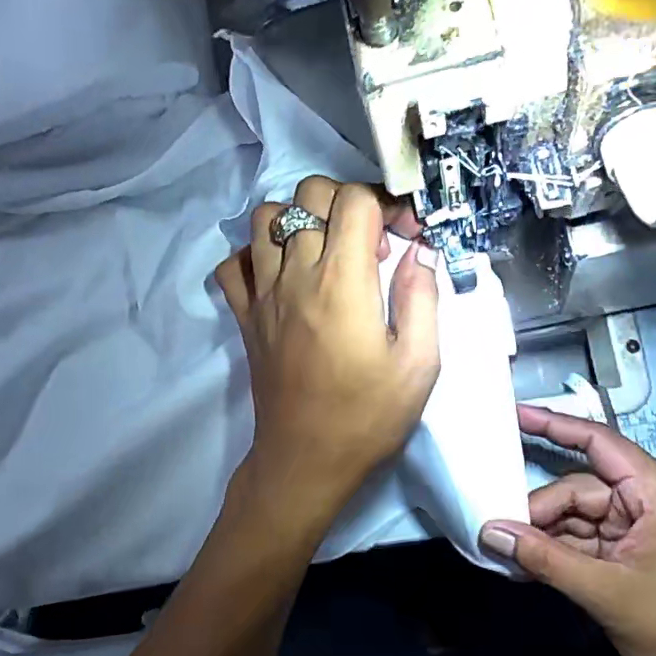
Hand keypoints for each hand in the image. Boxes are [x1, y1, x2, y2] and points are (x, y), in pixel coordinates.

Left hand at [214, 176, 439, 514]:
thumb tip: (420, 252)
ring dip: (302, 220)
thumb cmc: (369, 416)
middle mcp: (296, 276)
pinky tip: (284, 274)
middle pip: (309, 194)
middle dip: (347, 202)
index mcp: (342, 283)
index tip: (407, 235)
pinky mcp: (245, 317)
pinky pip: (234, 263)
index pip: (354, 201)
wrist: (307, 461)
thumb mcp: (419, 363)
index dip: (387, 203)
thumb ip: (422, 298)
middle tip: (371, 243)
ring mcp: (263, 294)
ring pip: (266, 217)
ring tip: (328, 252)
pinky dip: (256, 254)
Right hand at [479, 406, 655, 655]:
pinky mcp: (636, 558)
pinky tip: (528, 565)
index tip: (516, 414)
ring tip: (505, 552)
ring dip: (547, 536)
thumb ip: (547, 560)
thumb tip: (493, 531)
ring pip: (582, 519)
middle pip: (582, 489)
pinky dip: (561, 554)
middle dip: (541, 510)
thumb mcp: (611, 594)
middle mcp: (650, 502)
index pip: (600, 443)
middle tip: (498, 533)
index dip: (555, 426)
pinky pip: (589, 544)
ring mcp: (643, 531)